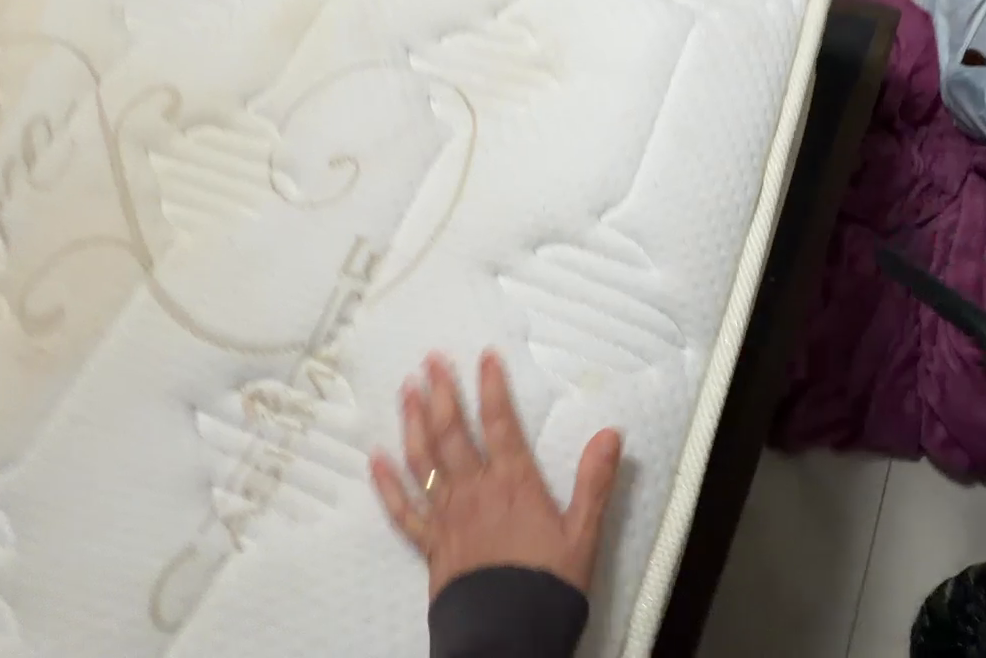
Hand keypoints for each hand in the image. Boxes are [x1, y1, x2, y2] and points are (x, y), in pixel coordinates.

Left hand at [370, 350, 623, 597]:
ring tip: (405, 390)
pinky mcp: (431, 544)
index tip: (485, 355)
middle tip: (431, 359)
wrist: (509, 639)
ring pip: (424, 461)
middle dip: (441, 393)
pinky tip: (375, 459)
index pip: (500, 423)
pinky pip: (403, 509)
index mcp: (513, 483)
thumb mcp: (583, 532)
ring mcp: (448, 516)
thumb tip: (611, 433)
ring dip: (412, 423)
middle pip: (452, 433)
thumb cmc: (548, 584)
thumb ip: (596, 481)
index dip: (492, 386)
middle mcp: (475, 490)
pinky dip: (387, 483)